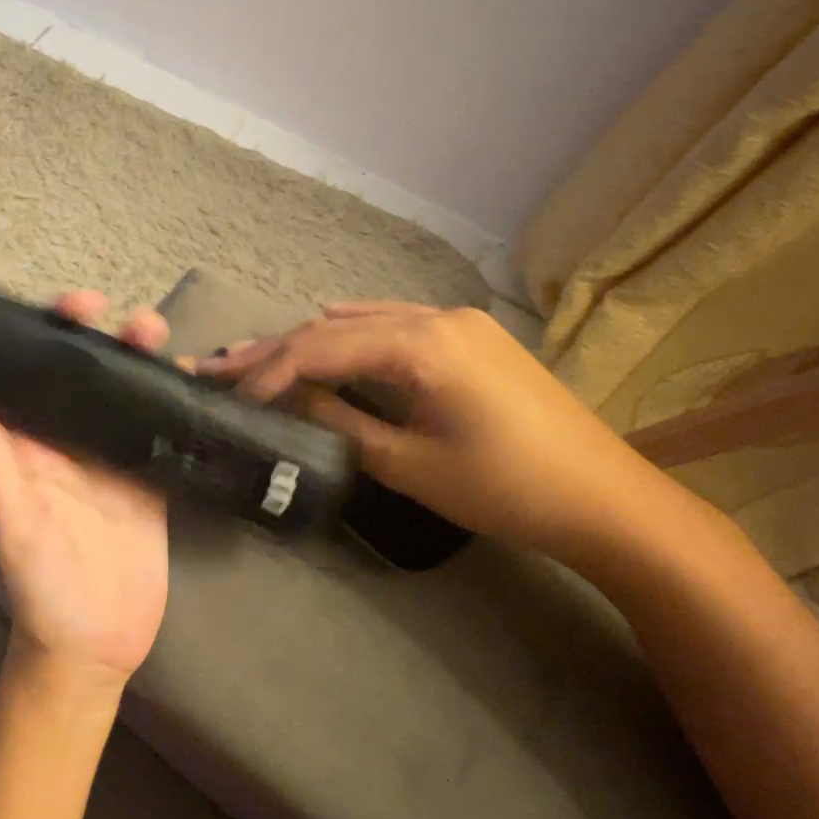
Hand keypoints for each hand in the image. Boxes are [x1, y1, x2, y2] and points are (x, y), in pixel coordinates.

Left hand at [0, 291, 170, 683]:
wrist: (93, 646)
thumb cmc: (43, 589)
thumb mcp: (16, 522)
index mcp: (27, 448)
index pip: (31, 378)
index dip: (48, 338)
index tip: (74, 308)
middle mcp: (65, 448)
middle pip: (83, 380)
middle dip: (103, 341)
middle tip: (133, 320)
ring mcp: (108, 464)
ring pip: (124, 399)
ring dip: (140, 364)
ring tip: (161, 339)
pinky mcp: (146, 486)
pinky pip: (158, 434)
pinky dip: (172, 406)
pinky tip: (191, 380)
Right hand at [197, 301, 685, 567]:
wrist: (604, 499)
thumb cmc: (503, 488)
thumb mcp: (406, 463)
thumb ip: (339, 421)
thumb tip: (288, 397)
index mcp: (421, 346)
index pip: (319, 349)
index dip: (266, 372)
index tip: (226, 397)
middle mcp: (437, 320)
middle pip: (334, 329)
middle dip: (272, 351)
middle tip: (213, 366)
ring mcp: (458, 325)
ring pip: (361, 324)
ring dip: (305, 341)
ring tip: (250, 353)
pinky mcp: (470, 340)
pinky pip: (395, 322)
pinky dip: (351, 329)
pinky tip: (325, 319)